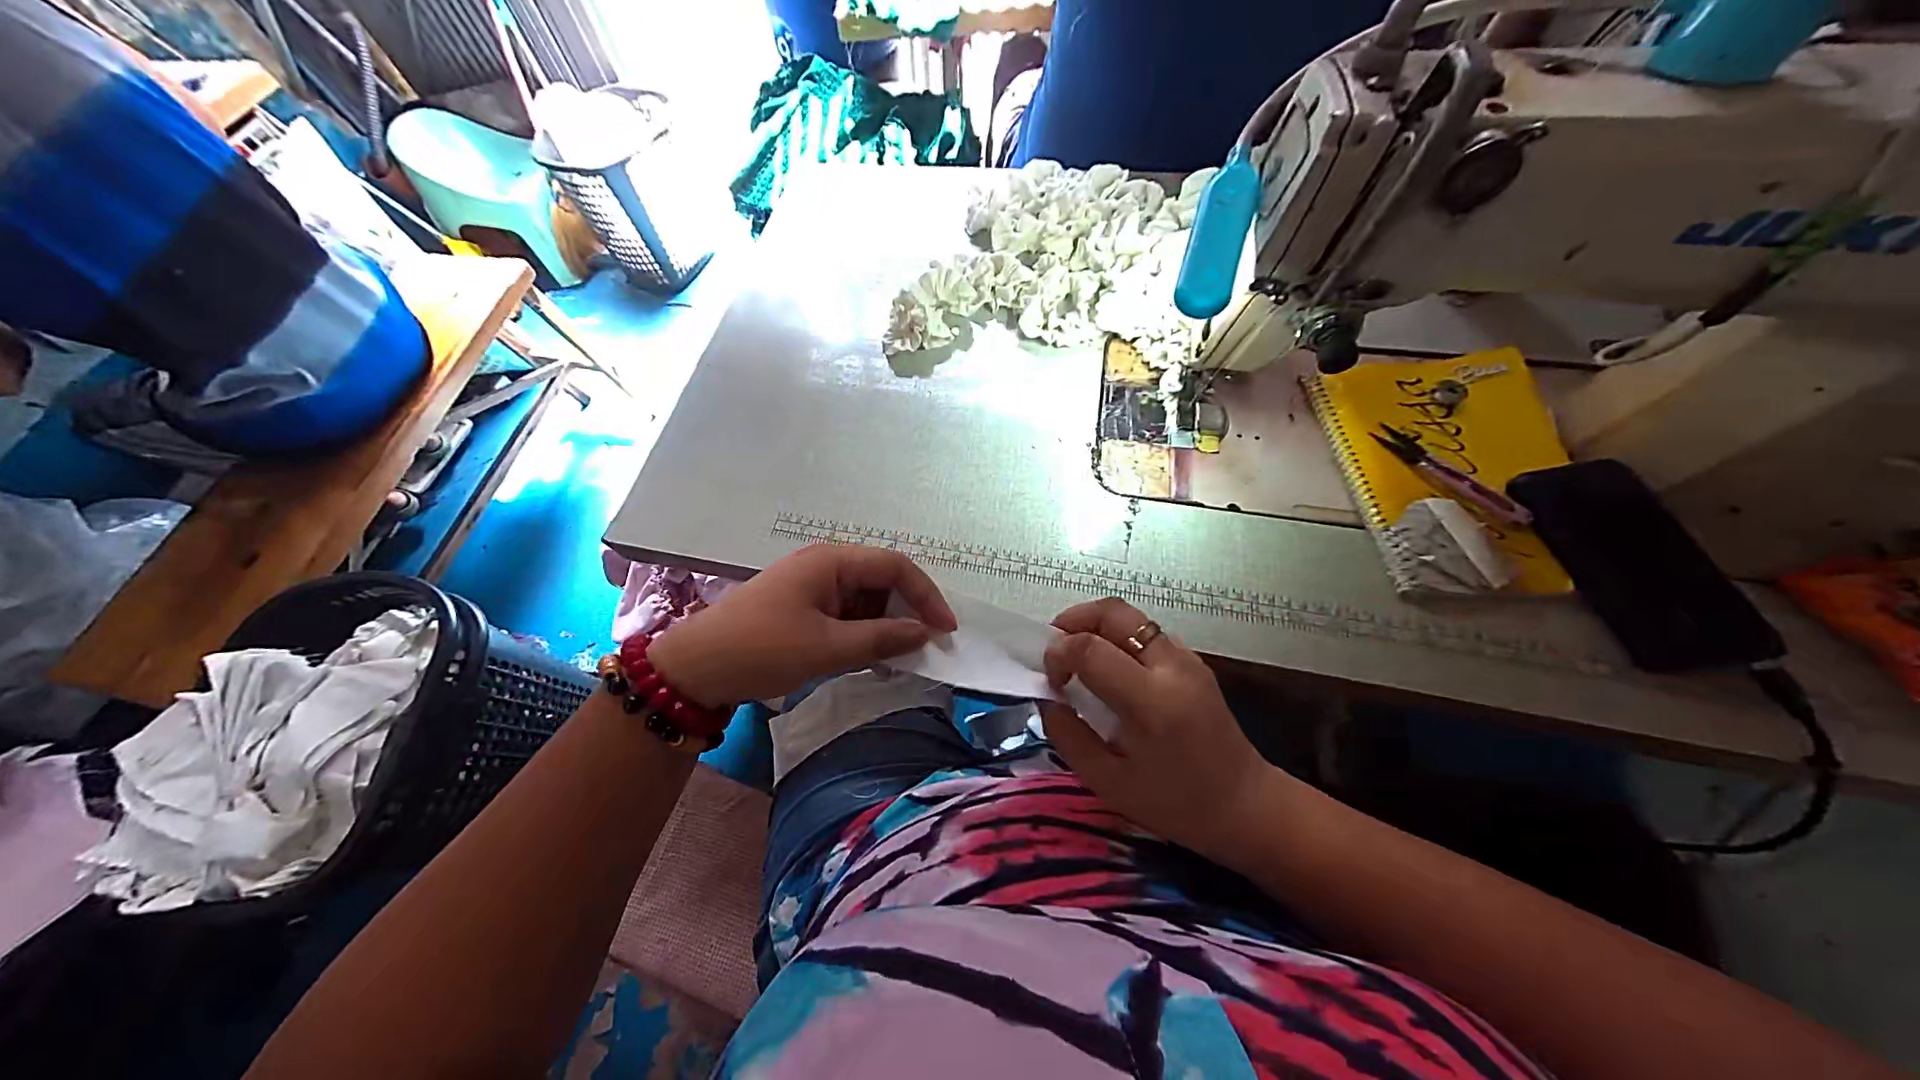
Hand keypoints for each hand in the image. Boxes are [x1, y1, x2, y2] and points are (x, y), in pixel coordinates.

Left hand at [647, 545, 956, 707]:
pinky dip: (863, 633)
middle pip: (882, 580)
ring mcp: (812, 586)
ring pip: (865, 599)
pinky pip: (846, 614)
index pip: (895, 566)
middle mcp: (825, 565)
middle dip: (907, 611)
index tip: (946, 630)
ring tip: (897, 658)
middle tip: (924, 647)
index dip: (927, 595)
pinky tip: (870, 657)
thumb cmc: (762, 650)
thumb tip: (924, 633)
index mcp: (831, 561)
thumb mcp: (827, 648)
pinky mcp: (803, 607)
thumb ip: (881, 638)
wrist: (696, 669)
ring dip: (885, 626)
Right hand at [1041, 597, 1289, 866]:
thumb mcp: (1107, 782)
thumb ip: (1068, 735)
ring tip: (1077, 654)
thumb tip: (1047, 697)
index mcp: (1151, 701)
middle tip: (1054, 645)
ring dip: (1097, 625)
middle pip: (1114, 612)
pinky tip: (1109, 667)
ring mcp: (1187, 659)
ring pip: (1132, 617)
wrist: (1244, 806)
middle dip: (1074, 619)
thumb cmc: (1174, 804)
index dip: (1058, 653)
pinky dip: (1119, 637)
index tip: (1050, 678)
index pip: (1091, 649)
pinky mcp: (1194, 661)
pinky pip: (1148, 633)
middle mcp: (1172, 667)